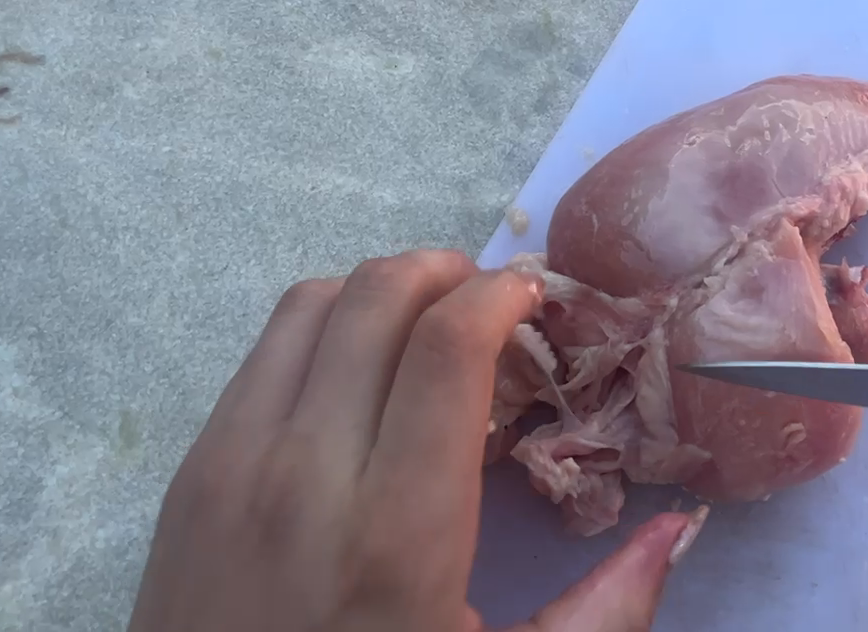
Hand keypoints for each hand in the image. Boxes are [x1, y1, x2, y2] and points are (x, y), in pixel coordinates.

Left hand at [129, 249, 705, 631]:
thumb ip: (605, 612)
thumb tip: (676, 526)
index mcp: (397, 531)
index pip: (448, 345)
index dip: (501, 294)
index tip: (533, 299)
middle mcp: (306, 472)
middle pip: (380, 295)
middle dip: (449, 271)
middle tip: (488, 302)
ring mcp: (232, 461)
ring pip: (317, 300)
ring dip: (385, 287)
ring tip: (427, 321)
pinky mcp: (191, 466)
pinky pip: (269, 341)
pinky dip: (330, 318)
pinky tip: (360, 363)